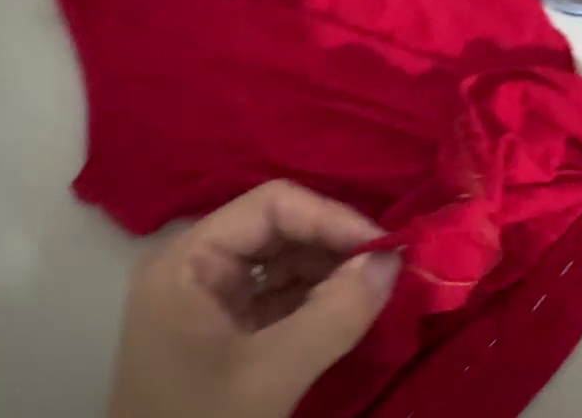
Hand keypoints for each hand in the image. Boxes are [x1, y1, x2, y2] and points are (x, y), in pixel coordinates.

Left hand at [107, 180, 402, 417]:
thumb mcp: (270, 376)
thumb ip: (334, 314)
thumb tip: (393, 260)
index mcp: (188, 259)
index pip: (271, 206)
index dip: (330, 217)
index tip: (383, 245)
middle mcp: (195, 266)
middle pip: (277, 228)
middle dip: (333, 243)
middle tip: (386, 264)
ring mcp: (208, 300)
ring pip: (282, 260)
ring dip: (330, 268)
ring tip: (374, 284)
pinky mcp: (225, 332)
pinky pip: (278, 295)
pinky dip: (316, 297)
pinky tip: (349, 304)